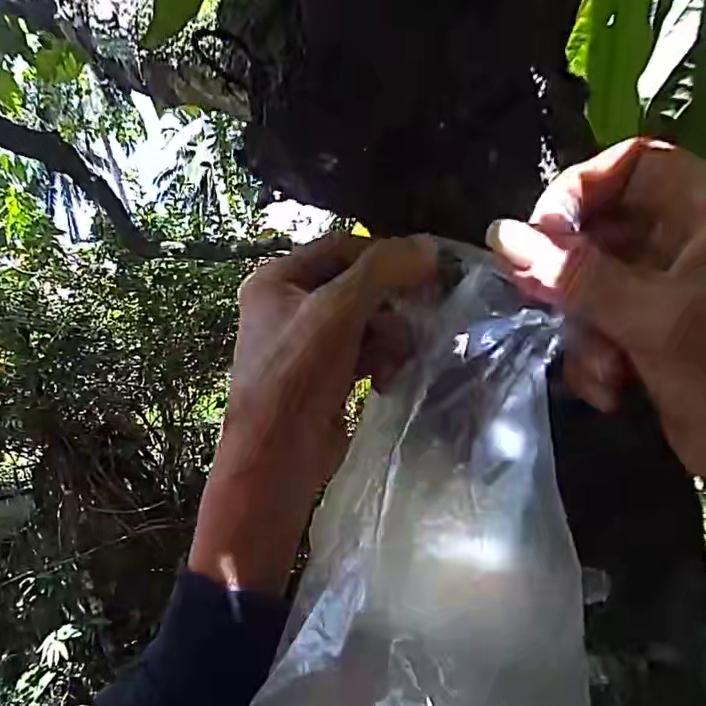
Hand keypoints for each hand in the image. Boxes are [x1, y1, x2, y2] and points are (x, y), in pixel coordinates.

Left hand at [189, 233, 438, 590]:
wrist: (276, 458)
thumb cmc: (295, 378)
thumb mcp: (336, 312)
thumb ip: (382, 271)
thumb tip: (429, 246)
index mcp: (275, 281)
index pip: (341, 249)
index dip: (385, 255)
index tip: (431, 267)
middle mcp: (286, 308)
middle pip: (358, 287)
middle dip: (389, 308)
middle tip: (424, 315)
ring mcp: (305, 346)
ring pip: (367, 323)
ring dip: (389, 339)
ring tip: (393, 363)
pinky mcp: (323, 378)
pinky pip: (364, 354)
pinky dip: (380, 362)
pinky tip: (385, 381)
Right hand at [487, 139, 705, 562]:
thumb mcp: (661, 323)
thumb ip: (579, 278)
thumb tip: (502, 235)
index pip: (630, 167)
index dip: (574, 199)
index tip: (535, 251)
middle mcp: (698, 238)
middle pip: (602, 233)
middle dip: (574, 287)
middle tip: (559, 322)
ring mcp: (678, 288)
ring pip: (593, 288)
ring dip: (584, 336)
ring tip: (605, 378)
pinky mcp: (662, 331)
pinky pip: (602, 325)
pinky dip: (595, 358)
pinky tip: (612, 391)